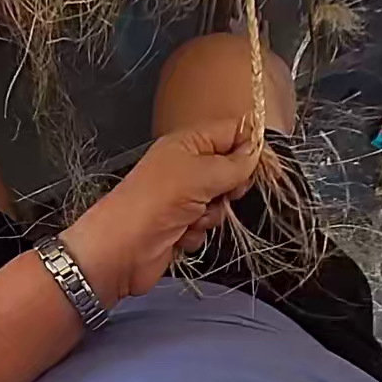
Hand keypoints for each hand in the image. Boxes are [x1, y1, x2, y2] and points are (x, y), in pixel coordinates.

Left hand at [60, 119, 260, 304]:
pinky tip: (180, 235)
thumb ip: (234, 163)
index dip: (249, 146)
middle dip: (231, 187)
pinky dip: (197, 233)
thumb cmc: (154, 203)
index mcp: (187, 144)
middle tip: (224, 193)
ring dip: (212, 214)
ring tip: (192, 218)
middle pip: (229, 170)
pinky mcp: (179, 226)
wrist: (120, 250)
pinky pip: (205, 226)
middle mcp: (185, 167)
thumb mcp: (201, 174)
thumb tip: (255, 152)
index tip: (261, 166)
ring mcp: (182, 198)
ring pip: (220, 202)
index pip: (230, 132)